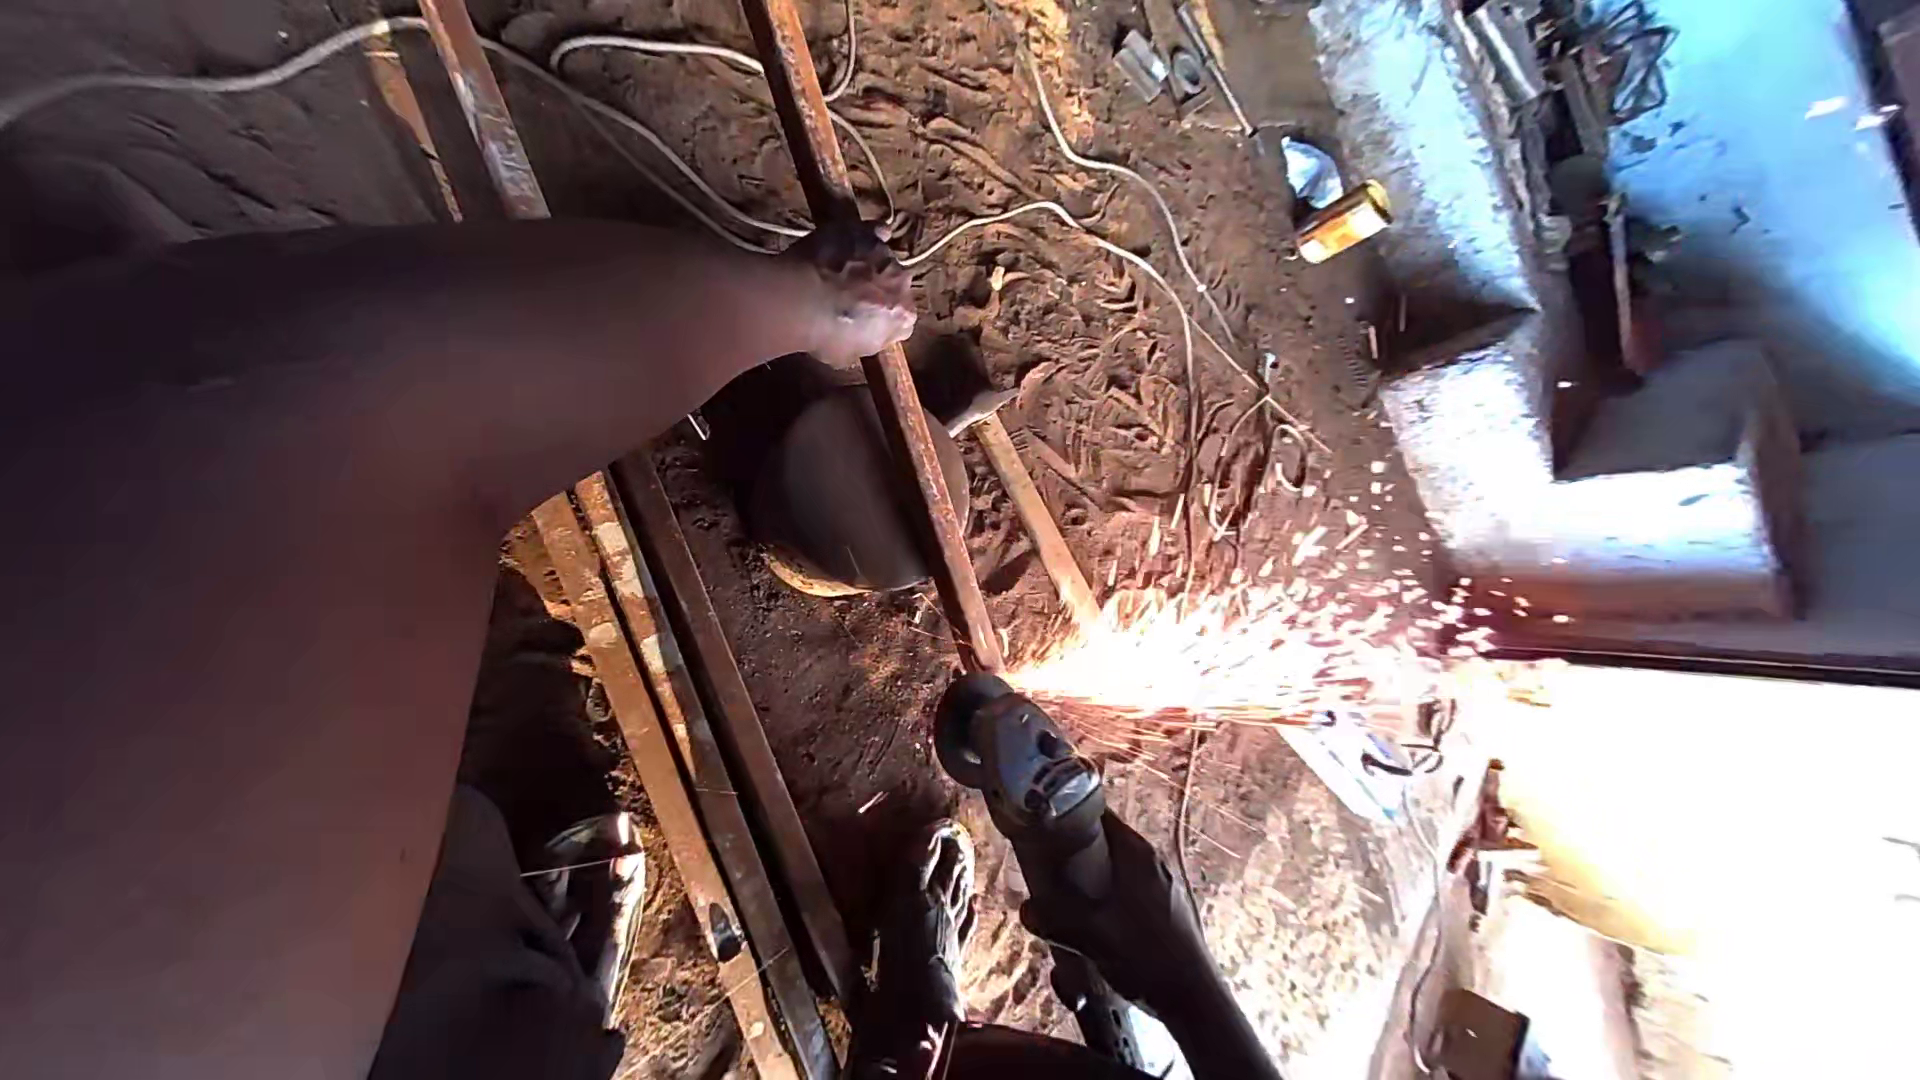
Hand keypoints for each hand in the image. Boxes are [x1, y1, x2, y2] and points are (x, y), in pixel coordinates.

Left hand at [788, 219, 914, 365]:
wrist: (801, 299)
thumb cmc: (825, 336)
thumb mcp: (848, 355)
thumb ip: (864, 342)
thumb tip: (860, 336)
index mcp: (904, 317)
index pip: (902, 321)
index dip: (884, 323)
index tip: (867, 324)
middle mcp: (903, 283)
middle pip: (896, 287)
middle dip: (881, 291)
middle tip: (853, 298)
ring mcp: (884, 253)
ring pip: (884, 260)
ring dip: (871, 265)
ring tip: (846, 271)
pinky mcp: (863, 231)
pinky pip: (873, 231)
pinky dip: (868, 235)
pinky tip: (855, 240)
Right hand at [1018, 812, 1217, 1015]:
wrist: (1198, 1004)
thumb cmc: (1147, 958)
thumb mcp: (1095, 937)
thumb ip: (1057, 920)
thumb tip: (1025, 910)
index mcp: (1136, 852)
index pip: (1099, 814)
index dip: (1070, 815)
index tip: (1045, 827)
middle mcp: (1152, 860)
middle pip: (1106, 841)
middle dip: (1078, 853)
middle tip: (1051, 869)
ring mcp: (1164, 883)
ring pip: (1118, 867)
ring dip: (1094, 879)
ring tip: (1071, 900)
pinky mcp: (1170, 907)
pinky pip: (1131, 888)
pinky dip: (1111, 895)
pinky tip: (1100, 924)